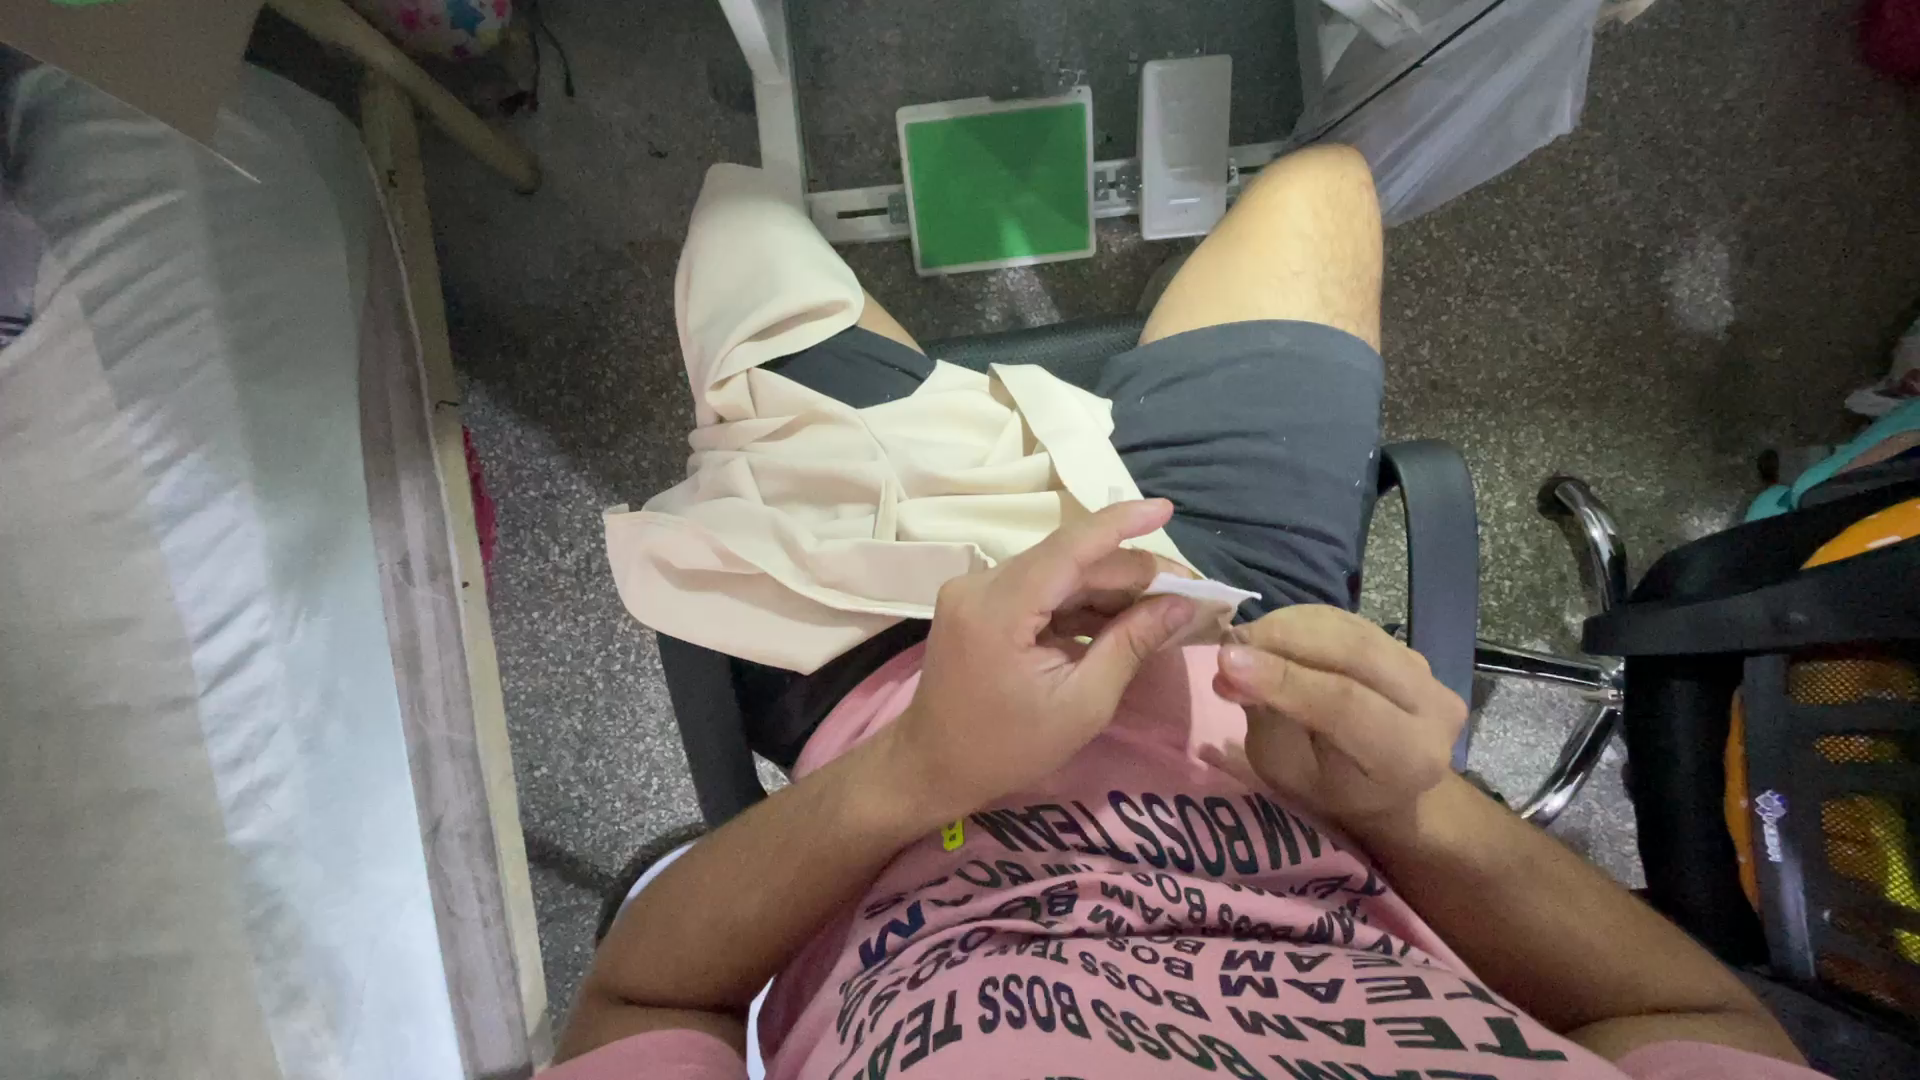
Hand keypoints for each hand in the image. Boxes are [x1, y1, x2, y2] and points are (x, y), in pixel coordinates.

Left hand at [882, 500, 1197, 819]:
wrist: (934, 764)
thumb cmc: (1009, 747)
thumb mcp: (1082, 704)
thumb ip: (1131, 645)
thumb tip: (1181, 604)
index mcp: (998, 609)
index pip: (1068, 547)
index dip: (1120, 523)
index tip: (1166, 509)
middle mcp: (980, 585)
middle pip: (1068, 561)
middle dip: (1130, 572)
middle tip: (1187, 592)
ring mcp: (975, 591)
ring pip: (1056, 573)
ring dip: (1109, 588)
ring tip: (1164, 607)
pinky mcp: (978, 602)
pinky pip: (1039, 589)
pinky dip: (1080, 602)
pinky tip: (1121, 617)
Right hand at [1213, 605, 1466, 826]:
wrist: (1380, 782)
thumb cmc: (1325, 785)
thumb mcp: (1284, 769)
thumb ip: (1265, 719)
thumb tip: (1233, 669)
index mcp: (1408, 756)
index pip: (1345, 704)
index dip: (1282, 678)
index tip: (1225, 660)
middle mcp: (1433, 706)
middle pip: (1353, 652)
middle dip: (1280, 640)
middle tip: (1227, 644)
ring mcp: (1423, 668)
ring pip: (1346, 628)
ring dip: (1283, 626)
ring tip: (1241, 643)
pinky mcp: (1402, 643)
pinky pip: (1343, 619)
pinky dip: (1295, 621)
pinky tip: (1267, 637)